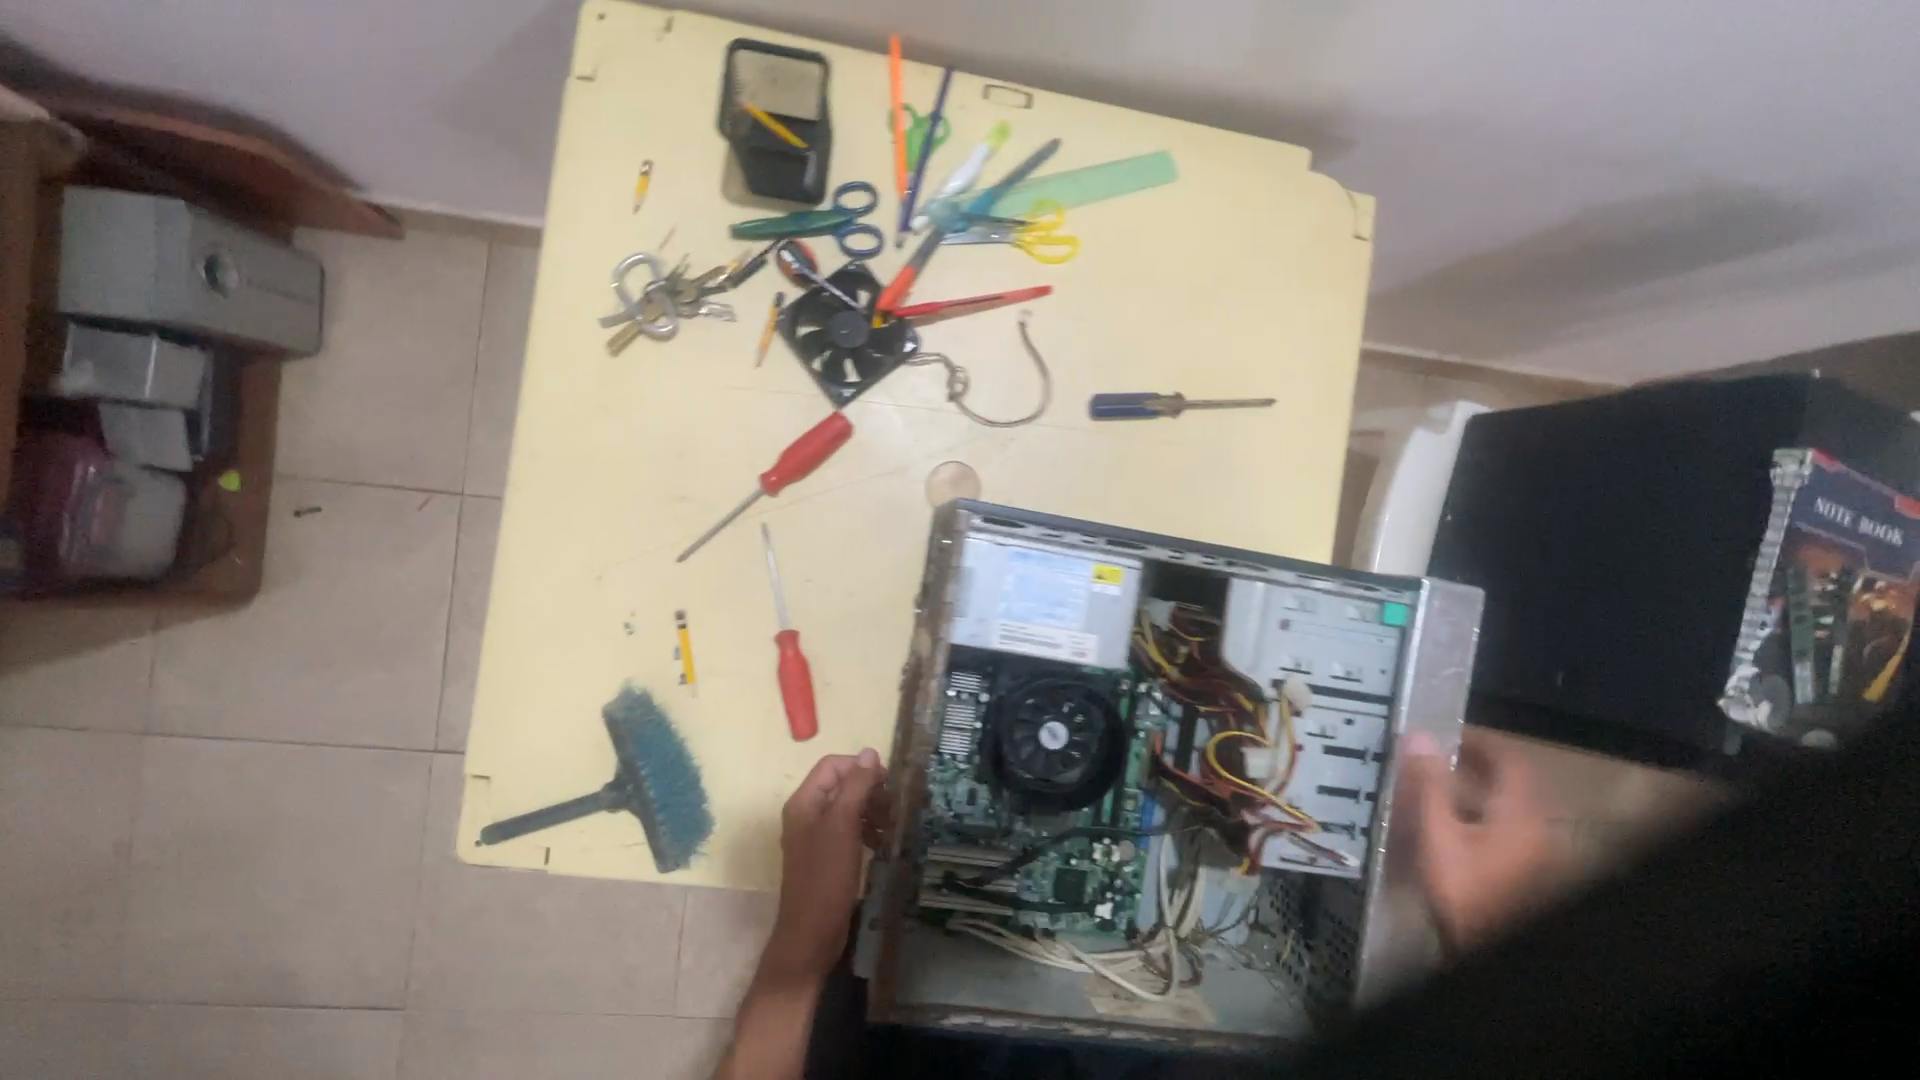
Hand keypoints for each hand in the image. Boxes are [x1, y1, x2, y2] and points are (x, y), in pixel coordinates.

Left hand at [758, 748, 889, 988]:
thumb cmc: (825, 877)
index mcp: (804, 802)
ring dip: (871, 810)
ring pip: (847, 807)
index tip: (889, 784)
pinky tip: (883, 842)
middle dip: (869, 790)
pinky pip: (848, 830)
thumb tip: (870, 752)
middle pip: (841, 784)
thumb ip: (856, 786)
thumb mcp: (843, 826)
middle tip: (895, 807)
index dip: (861, 768)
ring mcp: (815, 836)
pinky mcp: (826, 856)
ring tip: (893, 825)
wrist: (811, 935)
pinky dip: (866, 830)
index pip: (833, 765)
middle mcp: (806, 814)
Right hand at [1403, 730, 1565, 953]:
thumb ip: (1429, 786)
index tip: (1445, 733)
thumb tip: (1418, 738)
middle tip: (1435, 757)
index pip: (1509, 761)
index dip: (1479, 742)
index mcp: (1521, 815)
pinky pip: (1503, 828)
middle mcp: (1536, 829)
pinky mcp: (1522, 872)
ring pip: (1506, 807)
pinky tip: (1448, 825)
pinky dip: (1477, 814)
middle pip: (1510, 784)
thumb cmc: (1463, 889)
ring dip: (1474, 791)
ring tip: (1434, 786)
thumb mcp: (1438, 834)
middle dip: (1474, 766)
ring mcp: (1533, 854)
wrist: (1486, 949)